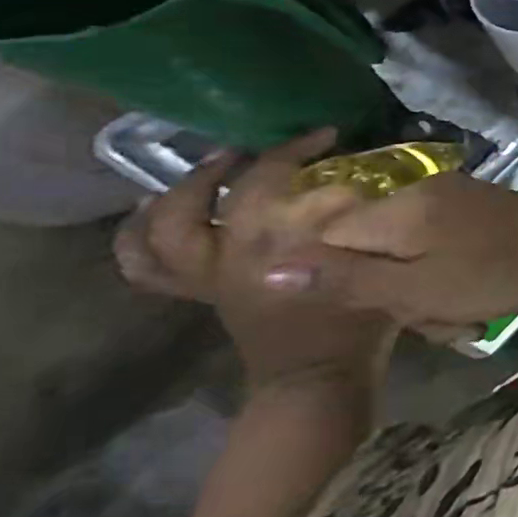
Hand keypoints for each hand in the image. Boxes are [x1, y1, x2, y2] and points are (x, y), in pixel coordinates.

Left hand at [114, 130, 394, 390]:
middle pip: (212, 194)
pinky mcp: (201, 295)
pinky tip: (153, 212)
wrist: (317, 383)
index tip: (331, 133)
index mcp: (277, 242)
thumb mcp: (378, 265)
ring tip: (205, 170)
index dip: (302, 146)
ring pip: (159, 229)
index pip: (278, 176)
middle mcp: (231, 253)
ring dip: (176, 192)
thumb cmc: (357, 325)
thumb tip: (363, 180)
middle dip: (237, 162)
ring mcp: (208, 276)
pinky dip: (139, 238)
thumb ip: (369, 224)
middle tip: (260, 148)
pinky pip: (147, 267)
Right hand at [263, 172, 517, 337]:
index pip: (325, 232)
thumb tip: (268, 271)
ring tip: (455, 314)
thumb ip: (344, 278)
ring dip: (419, 287)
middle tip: (426, 316)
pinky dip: (441, 272)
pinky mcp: (468, 202)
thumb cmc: (493, 274)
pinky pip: (431, 238)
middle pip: (366, 240)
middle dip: (387, 287)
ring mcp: (447, 192)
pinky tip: (468, 298)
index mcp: (396, 206)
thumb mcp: (414, 290)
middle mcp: (417, 187)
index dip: (333, 274)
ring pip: (402, 246)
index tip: (366, 304)